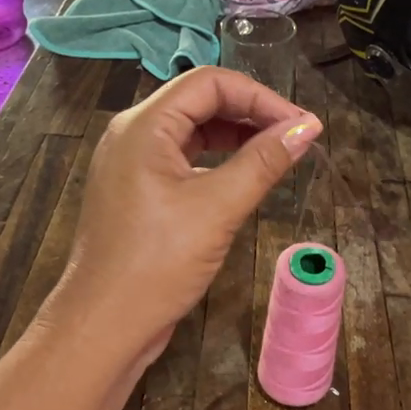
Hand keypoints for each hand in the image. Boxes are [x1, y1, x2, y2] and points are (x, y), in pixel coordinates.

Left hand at [37, 67, 321, 361]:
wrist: (102, 327)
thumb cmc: (157, 263)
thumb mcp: (218, 209)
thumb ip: (264, 162)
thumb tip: (308, 126)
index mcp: (144, 125)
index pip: (210, 83)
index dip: (260, 96)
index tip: (300, 123)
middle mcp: (133, 133)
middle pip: (200, 100)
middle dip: (251, 111)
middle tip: (296, 135)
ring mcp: (133, 162)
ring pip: (193, 129)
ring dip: (237, 134)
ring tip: (279, 153)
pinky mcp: (138, 189)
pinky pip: (183, 157)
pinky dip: (218, 159)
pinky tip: (245, 176)